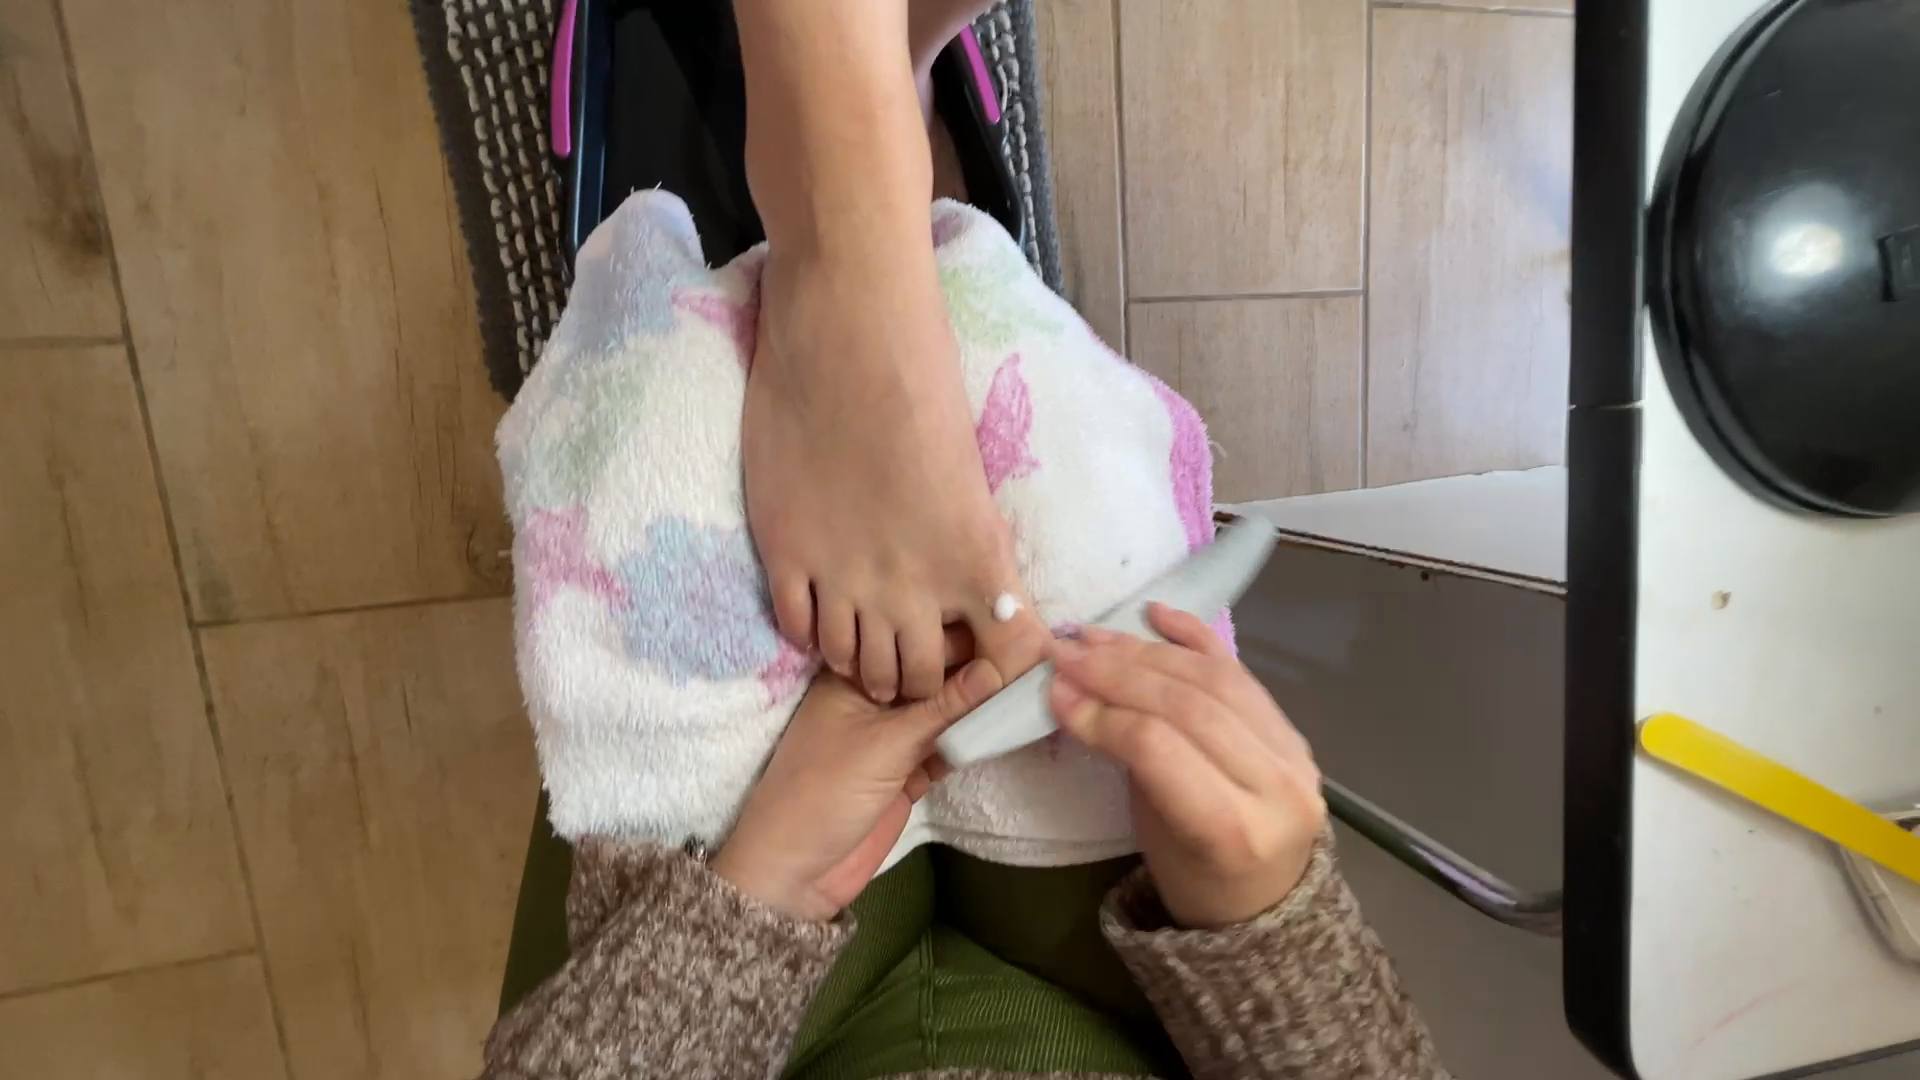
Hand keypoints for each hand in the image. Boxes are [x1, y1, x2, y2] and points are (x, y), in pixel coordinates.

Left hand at [712, 640, 1005, 921]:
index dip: (958, 636)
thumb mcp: (886, 742)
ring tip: (1027, 688)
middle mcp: (877, 697)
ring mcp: (892, 735)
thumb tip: (997, 670)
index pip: (913, 643)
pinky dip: (969, 740)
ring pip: (944, 712)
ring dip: (977, 707)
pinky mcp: (907, 770)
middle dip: (975, 671)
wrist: (795, 874)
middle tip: (1031, 657)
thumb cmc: (827, 790)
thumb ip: (943, 707)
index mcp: (856, 675)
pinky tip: (1005, 727)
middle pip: (933, 676)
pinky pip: (945, 745)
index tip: (1009, 625)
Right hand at [744, 242, 1051, 704]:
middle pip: (915, 680)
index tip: (983, 656)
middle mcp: (912, 586)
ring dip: (863, 662)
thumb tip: (965, 586)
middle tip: (910, 650)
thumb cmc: (923, 381)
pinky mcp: (785, 554)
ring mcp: (842, 576)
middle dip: (917, 679)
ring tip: (863, 634)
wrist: (848, 330)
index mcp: (975, 559)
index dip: (999, 672)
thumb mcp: (968, 475)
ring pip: (855, 666)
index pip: (1012, 657)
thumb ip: (967, 545)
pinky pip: (800, 631)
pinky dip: (814, 633)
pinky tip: (821, 607)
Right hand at [1049, 604, 1326, 928]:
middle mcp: (1276, 785)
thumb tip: (1069, 692)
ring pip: (1211, 677)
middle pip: (1186, 704)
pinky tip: (1155, 614)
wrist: (1266, 895)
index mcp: (1234, 829)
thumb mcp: (1149, 826)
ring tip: (1094, 638)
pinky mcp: (1292, 726)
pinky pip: (1239, 668)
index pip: (1158, 747)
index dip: (1102, 713)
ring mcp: (1293, 750)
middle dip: (1116, 672)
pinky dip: (1194, 635)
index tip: (1055, 691)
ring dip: (1144, 651)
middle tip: (1065, 654)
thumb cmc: (1193, 874)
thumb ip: (1123, 756)